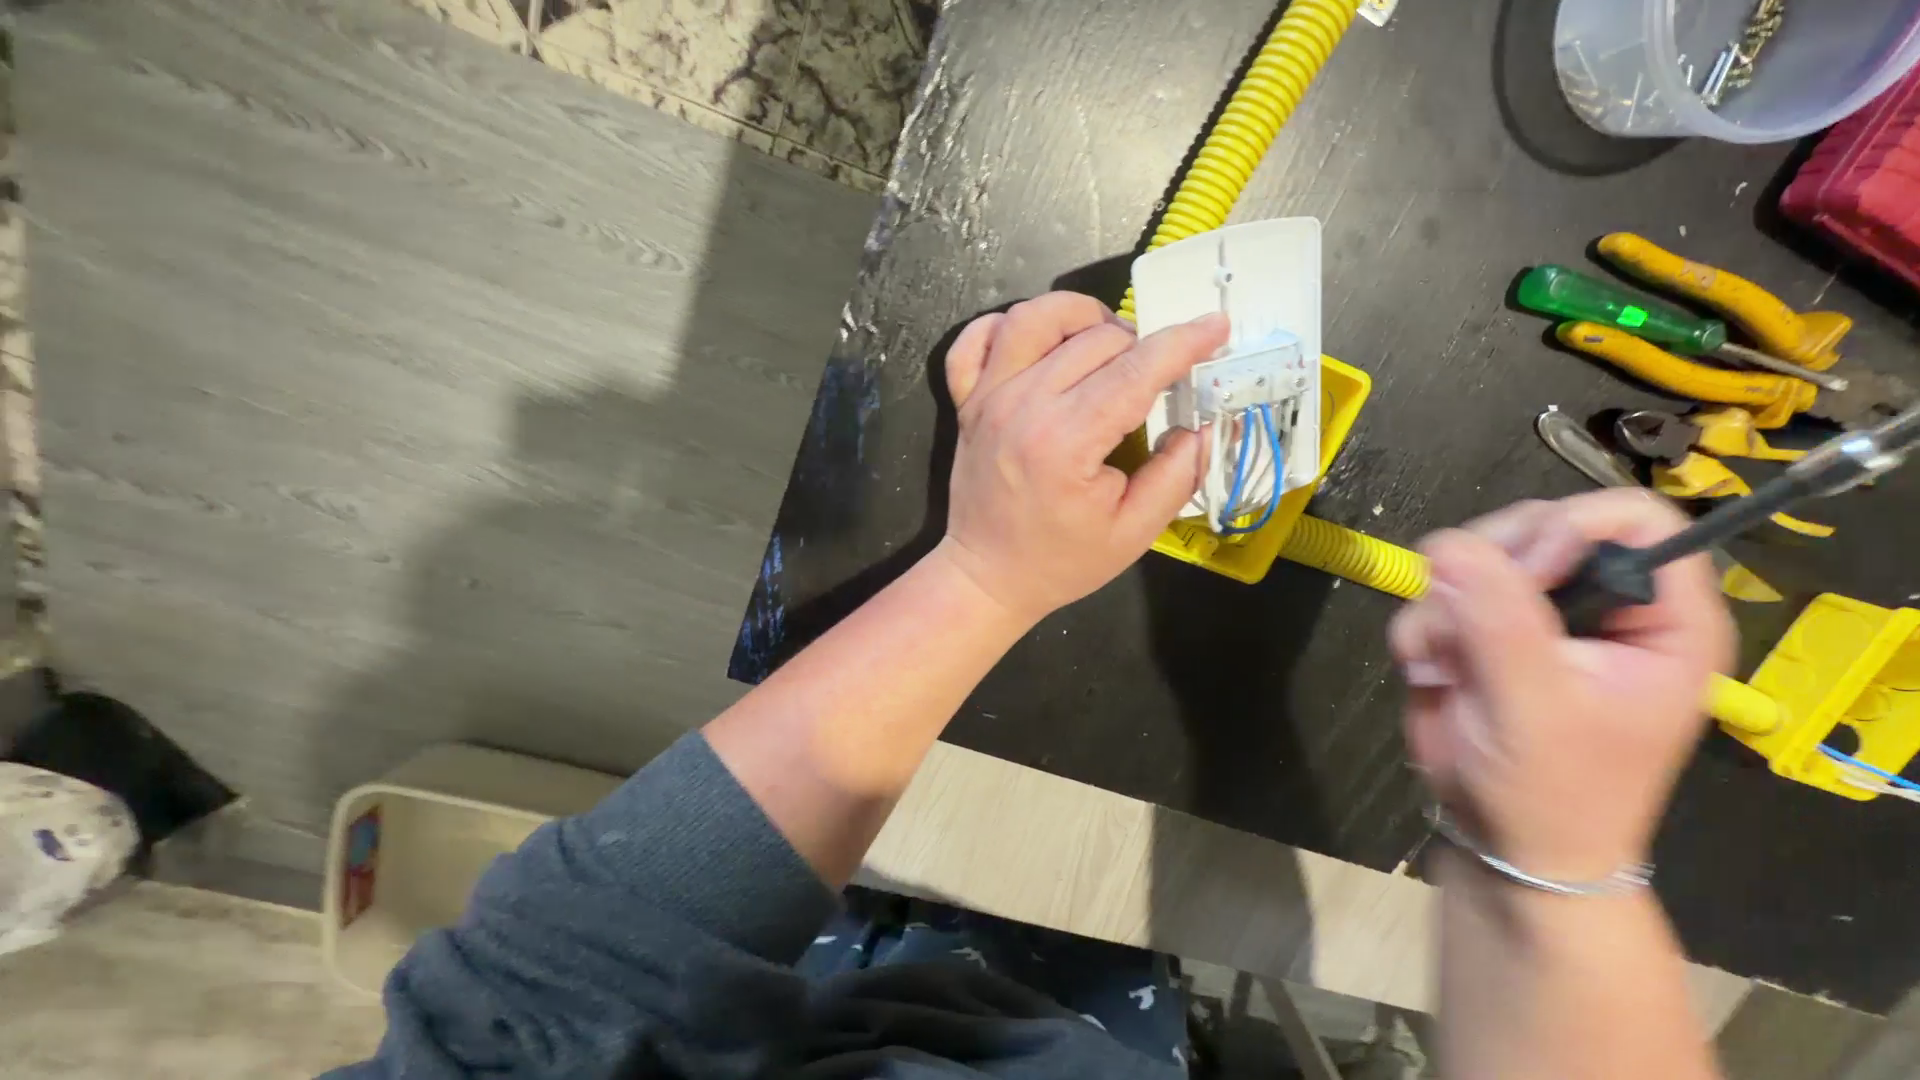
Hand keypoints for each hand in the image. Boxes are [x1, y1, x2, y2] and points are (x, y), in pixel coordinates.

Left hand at [932, 292, 1227, 623]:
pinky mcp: (966, 400)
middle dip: (1140, 345)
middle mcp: (1023, 405)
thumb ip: (1176, 476)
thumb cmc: (1061, 562)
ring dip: (1081, 318)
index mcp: (1066, 442)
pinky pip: (976, 338)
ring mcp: (987, 397)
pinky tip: (1040, 345)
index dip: (1183, 343)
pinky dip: (1008, 327)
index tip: (1217, 327)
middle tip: (1156, 376)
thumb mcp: (1134, 533)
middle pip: (1095, 338)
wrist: (986, 576)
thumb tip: (1199, 426)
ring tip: (1106, 345)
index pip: (1135, 371)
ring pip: (1035, 317)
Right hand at [1388, 491, 1733, 882]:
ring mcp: (1534, 615)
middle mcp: (1599, 603)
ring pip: (1472, 556)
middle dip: (1486, 568)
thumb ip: (1498, 619)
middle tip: (1463, 619)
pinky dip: (1420, 629)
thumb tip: (1447, 543)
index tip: (1523, 576)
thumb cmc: (1552, 791)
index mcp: (1659, 618)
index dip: (1568, 531)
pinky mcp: (1479, 630)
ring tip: (1442, 666)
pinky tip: (1430, 673)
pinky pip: (1435, 593)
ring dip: (1440, 607)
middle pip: (1538, 524)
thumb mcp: (1534, 705)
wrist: (1505, 844)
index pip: (1630, 517)